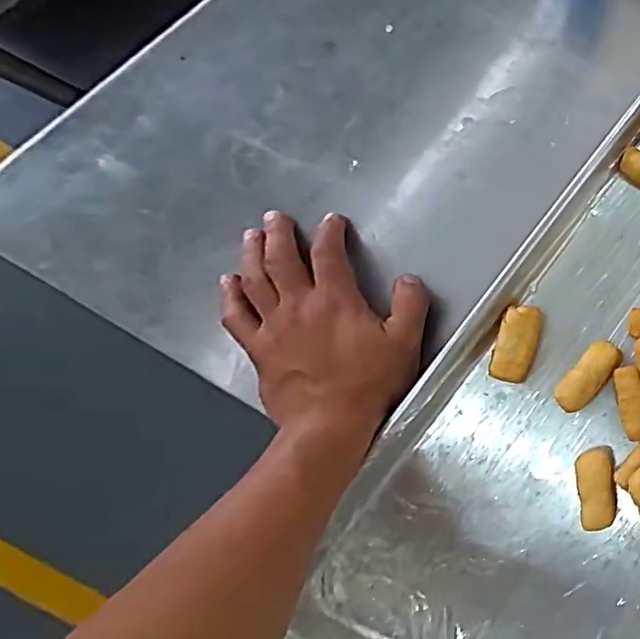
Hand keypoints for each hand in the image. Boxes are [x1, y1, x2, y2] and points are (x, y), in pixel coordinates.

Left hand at [220, 211, 429, 437]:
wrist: (329, 421)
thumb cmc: (371, 381)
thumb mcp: (406, 341)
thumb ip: (410, 306)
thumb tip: (408, 280)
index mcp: (337, 301)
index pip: (329, 255)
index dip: (330, 233)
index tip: (333, 221)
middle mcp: (299, 306)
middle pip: (282, 260)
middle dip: (279, 235)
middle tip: (276, 217)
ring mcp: (273, 327)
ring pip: (255, 281)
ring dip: (251, 255)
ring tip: (251, 236)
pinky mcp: (258, 348)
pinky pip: (237, 316)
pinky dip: (230, 296)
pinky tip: (228, 282)